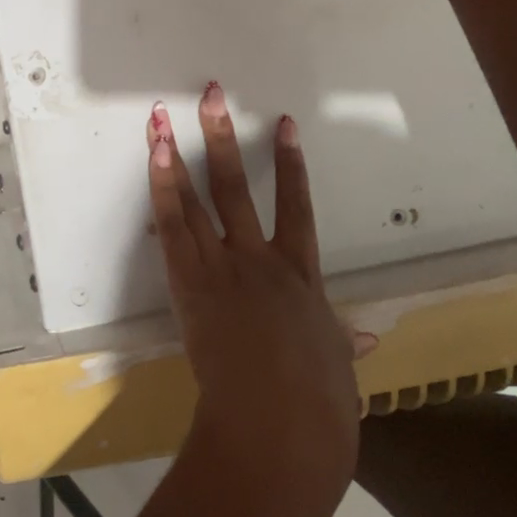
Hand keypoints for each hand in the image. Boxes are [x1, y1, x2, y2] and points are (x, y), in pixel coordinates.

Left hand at [144, 85, 374, 516]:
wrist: (282, 423)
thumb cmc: (318, 404)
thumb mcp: (334, 367)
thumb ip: (340, 343)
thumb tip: (361, 340)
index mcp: (302, 277)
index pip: (298, 208)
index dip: (292, 165)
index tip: (285, 125)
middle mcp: (261, 258)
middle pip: (238, 185)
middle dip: (224, 136)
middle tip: (212, 94)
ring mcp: (223, 264)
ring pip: (197, 196)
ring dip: (177, 151)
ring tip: (161, 113)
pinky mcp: (190, 279)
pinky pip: (172, 222)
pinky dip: (162, 186)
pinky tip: (154, 155)